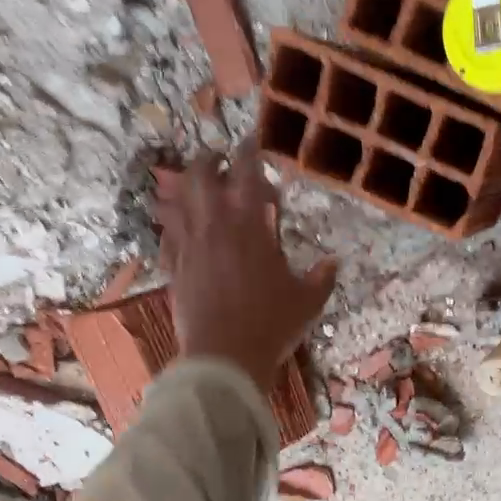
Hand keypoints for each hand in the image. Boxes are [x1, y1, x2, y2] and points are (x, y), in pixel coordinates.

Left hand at [151, 140, 338, 392]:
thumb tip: (333, 262)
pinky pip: (167, 235)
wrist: (225, 357)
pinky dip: (173, 226)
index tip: (253, 142)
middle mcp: (213, 225)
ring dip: (185, 189)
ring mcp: (188, 245)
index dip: (250, 152)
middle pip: (200, 175)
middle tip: (217, 161)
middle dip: (208, 161)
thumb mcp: (307, 302)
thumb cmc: (271, 326)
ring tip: (194, 190)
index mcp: (248, 224)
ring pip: (176, 201)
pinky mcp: (173, 268)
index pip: (246, 171)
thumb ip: (321, 277)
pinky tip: (179, 231)